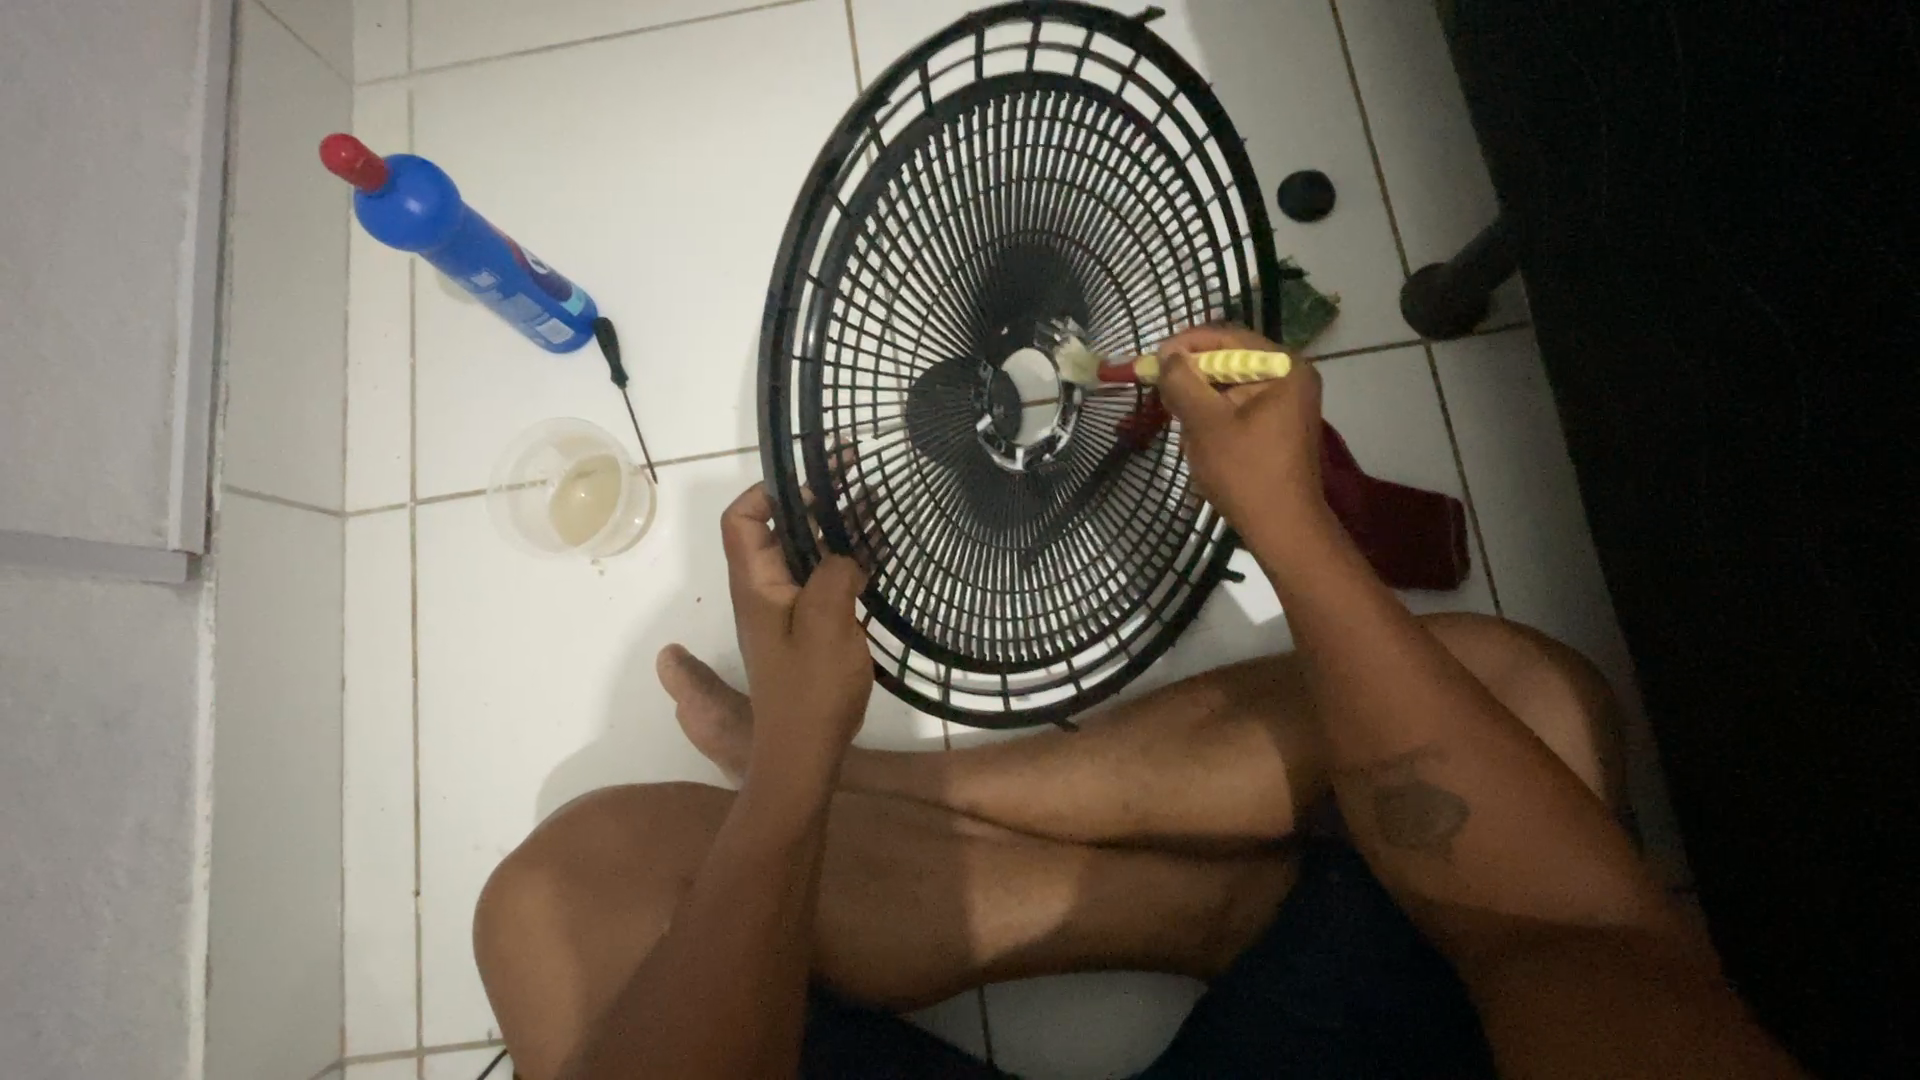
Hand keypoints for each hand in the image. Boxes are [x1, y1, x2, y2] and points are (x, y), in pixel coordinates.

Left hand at [721, 483, 872, 787]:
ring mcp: (790, 610)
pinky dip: (847, 558)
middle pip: (779, 530)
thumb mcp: (825, 623)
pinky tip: (880, 548)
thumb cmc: (810, 689)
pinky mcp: (812, 627)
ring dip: (835, 526)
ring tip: (875, 500)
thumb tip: (844, 557)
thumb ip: (833, 574)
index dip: (766, 491)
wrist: (806, 753)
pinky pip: (825, 579)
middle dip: (814, 499)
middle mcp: (767, 590)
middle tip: (855, 474)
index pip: (740, 520)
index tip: (811, 480)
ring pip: (807, 553)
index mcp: (756, 584)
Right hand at [1156, 324, 1329, 544]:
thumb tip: (1165, 357)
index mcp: (1283, 367)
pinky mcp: (1276, 424)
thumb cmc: (1245, 473)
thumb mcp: (1206, 423)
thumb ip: (1182, 383)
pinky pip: (1235, 407)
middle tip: (1162, 398)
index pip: (1226, 336)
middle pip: (1227, 360)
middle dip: (1191, 379)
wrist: (1281, 527)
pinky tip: (1199, 442)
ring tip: (1184, 429)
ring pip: (1227, 386)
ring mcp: (1285, 402)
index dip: (1184, 345)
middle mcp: (1289, 376)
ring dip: (1198, 403)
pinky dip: (1212, 418)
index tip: (1152, 363)